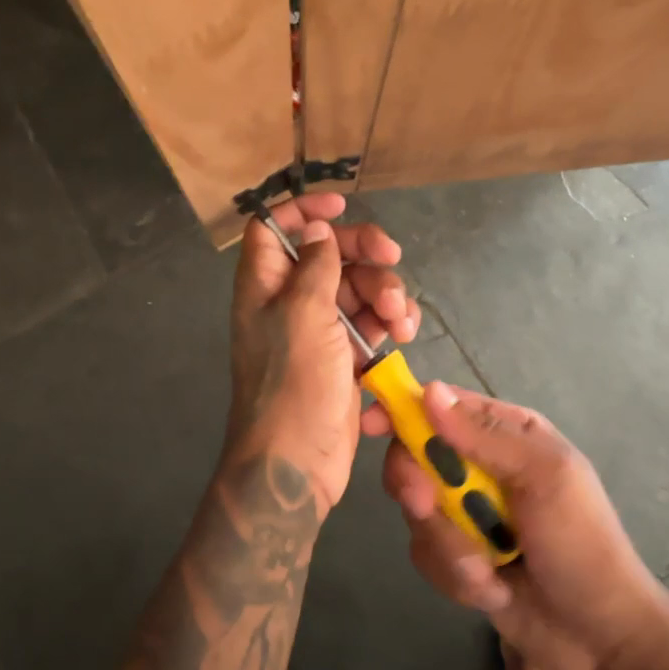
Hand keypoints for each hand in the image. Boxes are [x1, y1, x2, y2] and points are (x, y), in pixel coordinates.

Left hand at [227, 193, 420, 512]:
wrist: (297, 464)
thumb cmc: (292, 384)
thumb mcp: (303, 315)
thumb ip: (315, 266)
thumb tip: (318, 229)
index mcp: (266, 284)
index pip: (273, 229)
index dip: (303, 210)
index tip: (341, 204)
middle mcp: (290, 301)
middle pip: (330, 253)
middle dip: (364, 252)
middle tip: (392, 257)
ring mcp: (320, 330)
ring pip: (359, 288)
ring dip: (386, 293)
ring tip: (399, 320)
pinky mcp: (346, 357)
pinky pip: (372, 323)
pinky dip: (390, 323)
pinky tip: (403, 336)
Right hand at [366, 384, 668, 669]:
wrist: (601, 637)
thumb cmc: (582, 544)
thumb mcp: (546, 477)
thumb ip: (485, 435)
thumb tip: (429, 390)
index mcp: (506, 434)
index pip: (441, 405)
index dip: (402, 409)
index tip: (372, 424)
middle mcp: (481, 466)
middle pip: (415, 456)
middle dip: (418, 487)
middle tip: (427, 506)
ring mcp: (468, 514)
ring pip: (417, 512)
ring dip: (448, 545)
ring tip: (488, 569)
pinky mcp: (458, 558)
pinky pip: (426, 554)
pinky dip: (455, 575)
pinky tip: (491, 588)